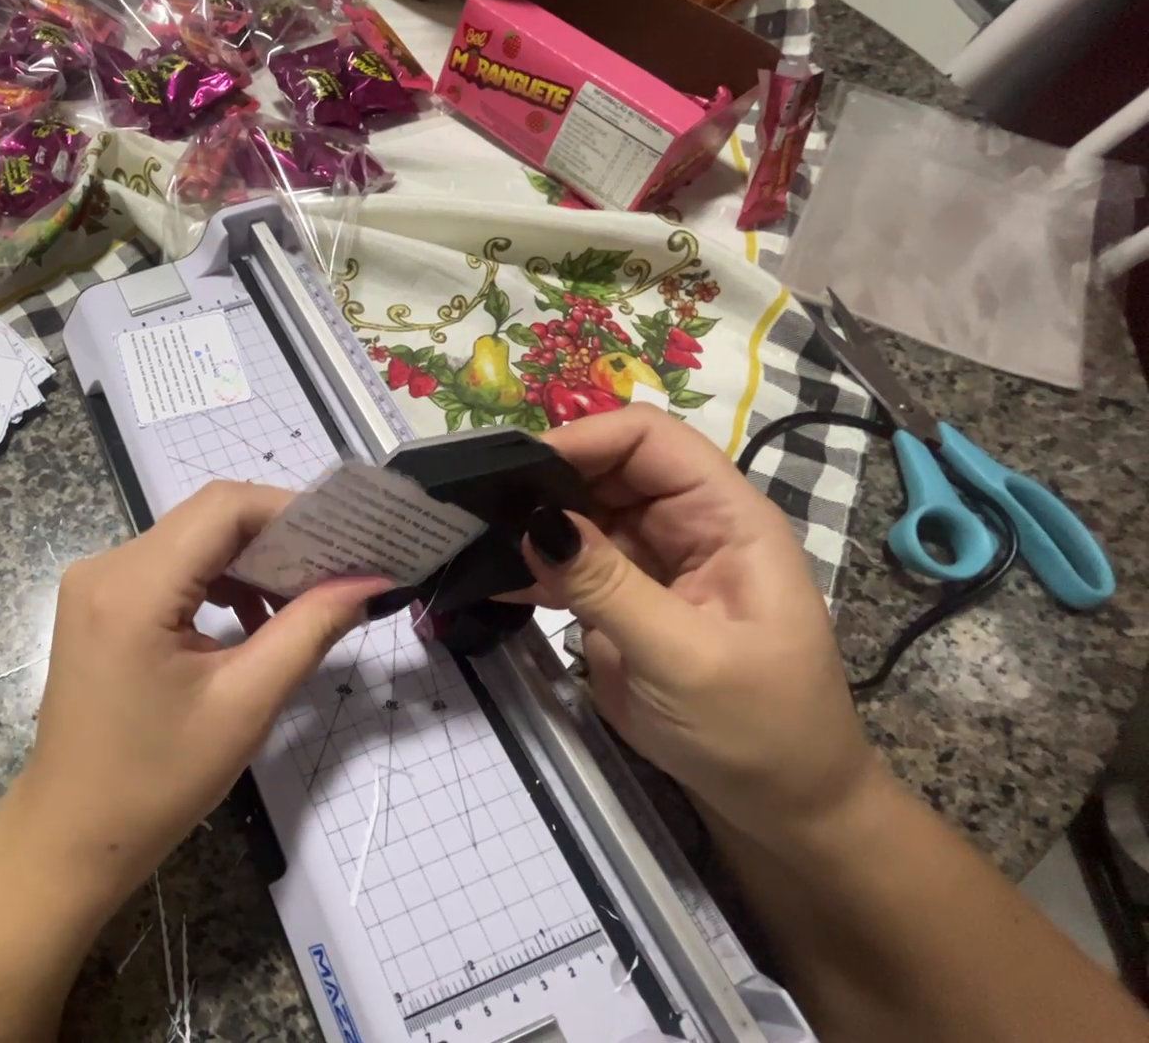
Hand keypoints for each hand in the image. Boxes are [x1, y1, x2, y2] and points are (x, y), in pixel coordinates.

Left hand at [18, 481, 390, 899]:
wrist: (74, 834)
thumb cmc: (157, 781)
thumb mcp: (245, 704)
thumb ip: (308, 630)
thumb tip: (368, 582)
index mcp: (133, 587)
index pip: (223, 508)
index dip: (291, 509)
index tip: (347, 536)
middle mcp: (105, 568)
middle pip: (206, 521)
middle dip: (277, 537)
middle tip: (340, 566)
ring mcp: (95, 585)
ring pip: (190, 544)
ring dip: (249, 562)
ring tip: (304, 598)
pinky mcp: (98, 605)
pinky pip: (168, 571)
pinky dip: (216, 583)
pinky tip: (252, 618)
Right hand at [510, 406, 882, 843]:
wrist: (775, 801)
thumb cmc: (755, 727)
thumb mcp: (683, 656)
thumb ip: (608, 586)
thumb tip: (534, 522)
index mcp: (724, 520)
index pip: (650, 441)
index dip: (585, 440)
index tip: (515, 470)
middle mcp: (682, 527)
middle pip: (604, 470)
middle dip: (542, 479)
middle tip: (474, 504)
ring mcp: (646, 564)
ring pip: (576, 514)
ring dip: (526, 522)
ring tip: (468, 535)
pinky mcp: (616, 600)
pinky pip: (564, 563)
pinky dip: (526, 567)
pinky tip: (487, 579)